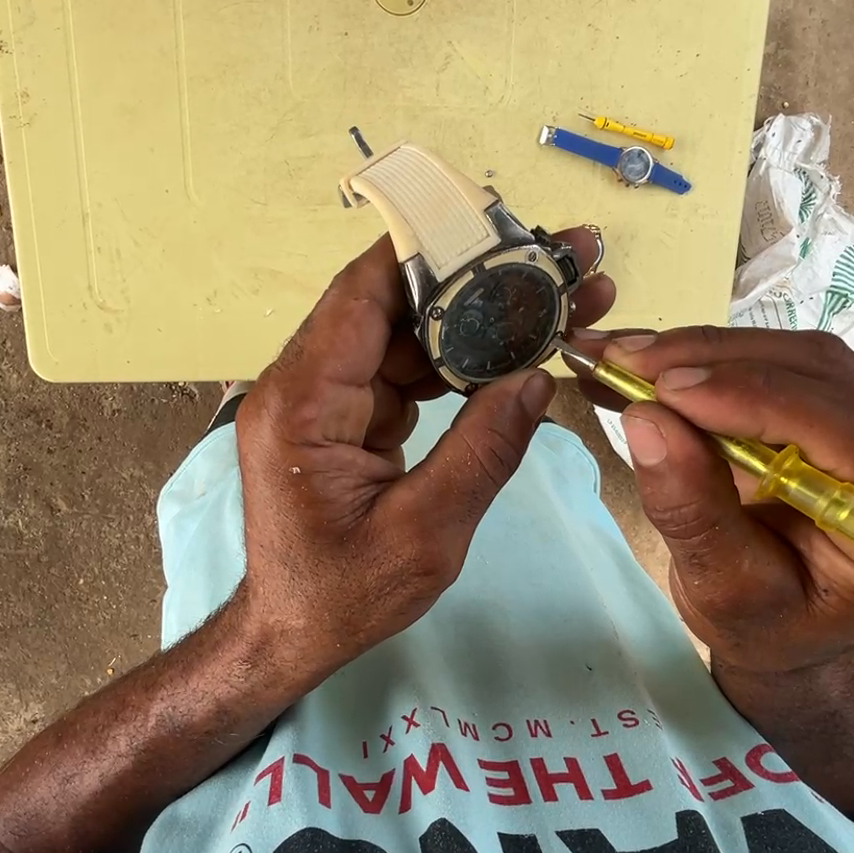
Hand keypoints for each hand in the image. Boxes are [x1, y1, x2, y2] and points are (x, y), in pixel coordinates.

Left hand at [237, 229, 614, 670]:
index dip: (434, 249)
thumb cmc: (343, 596)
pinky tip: (514, 351)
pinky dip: (457, 362)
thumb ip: (481, 453)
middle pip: (392, 306)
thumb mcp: (425, 535)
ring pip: (404, 335)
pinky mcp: (343, 417)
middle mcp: (303, 386)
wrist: (291, 633)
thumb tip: (536, 379)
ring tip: (559, 299)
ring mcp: (323, 400)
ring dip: (476, 320)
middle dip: (478, 280)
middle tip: (563, 259)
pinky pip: (404, 371)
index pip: (363, 295)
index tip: (506, 219)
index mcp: (303, 405)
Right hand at [573, 327, 853, 675]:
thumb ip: (693, 512)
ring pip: (795, 357)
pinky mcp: (840, 409)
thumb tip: (646, 421)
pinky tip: (646, 360)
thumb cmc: (766, 628)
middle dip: (713, 362)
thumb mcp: (724, 590)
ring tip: (620, 356)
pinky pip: (777, 363)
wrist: (782, 626)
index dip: (755, 398)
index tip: (665, 389)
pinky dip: (705, 359)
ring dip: (700, 352)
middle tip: (623, 360)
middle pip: (821, 375)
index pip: (847, 429)